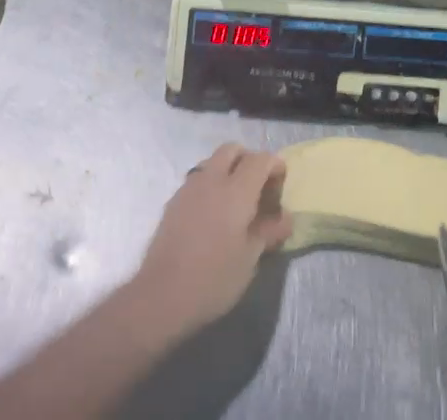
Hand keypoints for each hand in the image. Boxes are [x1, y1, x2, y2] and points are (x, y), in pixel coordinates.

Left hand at [130, 143, 292, 335]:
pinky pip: (197, 181)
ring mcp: (188, 189)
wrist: (162, 295)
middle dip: (249, 160)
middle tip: (258, 187)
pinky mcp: (173, 203)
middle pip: (232, 150)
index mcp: (236, 191)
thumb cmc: (214, 278)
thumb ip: (268, 232)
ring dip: (227, 171)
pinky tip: (213, 216)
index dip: (274, 166)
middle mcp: (211, 180)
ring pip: (211, 162)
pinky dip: (210, 186)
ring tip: (236, 203)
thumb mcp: (250, 258)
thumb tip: (284, 219)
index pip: (260, 159)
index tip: (281, 185)